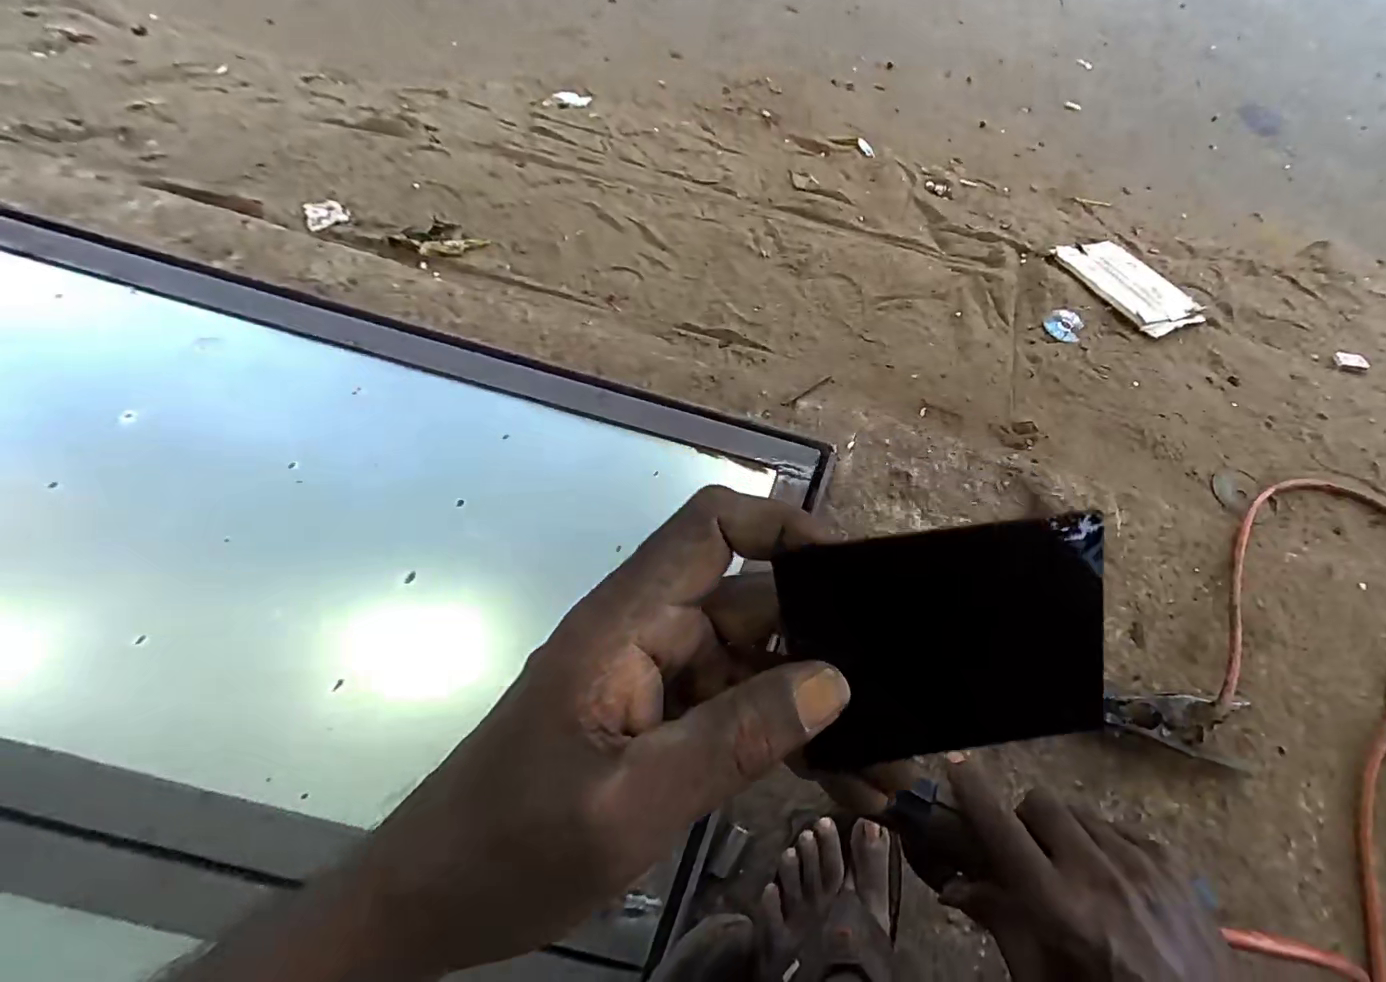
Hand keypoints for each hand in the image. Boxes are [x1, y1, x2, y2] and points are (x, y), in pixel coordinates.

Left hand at [174, 487, 851, 981]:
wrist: (426, 918)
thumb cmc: (507, 849)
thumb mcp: (628, 803)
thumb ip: (734, 738)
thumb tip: (834, 682)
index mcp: (632, 621)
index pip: (712, 527)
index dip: (781, 526)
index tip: (844, 569)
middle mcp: (661, 634)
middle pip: (764, 606)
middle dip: (833, 648)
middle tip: (900, 691)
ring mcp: (674, 680)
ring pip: (771, 668)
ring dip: (826, 710)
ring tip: (888, 763)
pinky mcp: (681, 721)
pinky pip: (755, 713)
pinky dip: (799, 741)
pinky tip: (847, 781)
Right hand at [941, 759, 1239, 981]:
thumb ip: (1002, 925)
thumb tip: (956, 886)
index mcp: (1062, 908)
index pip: (1004, 833)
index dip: (975, 795)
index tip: (957, 766)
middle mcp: (1100, 871)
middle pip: (1042, 803)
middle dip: (1025, 824)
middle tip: (1028, 860)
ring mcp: (1141, 860)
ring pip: (1081, 813)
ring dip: (1066, 835)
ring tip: (1076, 879)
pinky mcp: (1171, 860)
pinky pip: (1120, 829)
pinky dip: (1105, 847)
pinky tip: (1114, 886)